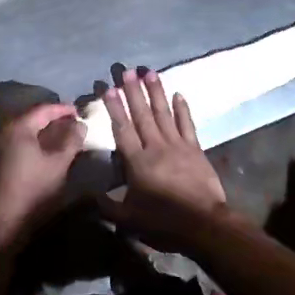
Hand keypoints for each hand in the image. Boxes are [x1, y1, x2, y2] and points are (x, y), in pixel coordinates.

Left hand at [0, 102, 85, 257]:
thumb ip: (71, 140)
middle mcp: (6, 133)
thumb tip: (80, 124)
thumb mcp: (59, 163)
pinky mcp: (2, 164)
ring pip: (29, 134)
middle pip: (34, 119)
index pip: (44, 109)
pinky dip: (40, 145)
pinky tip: (54, 155)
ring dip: (49, 135)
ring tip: (70, 139)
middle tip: (77, 125)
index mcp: (18, 128)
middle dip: (57, 121)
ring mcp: (1, 149)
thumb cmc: (33, 189)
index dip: (64, 109)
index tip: (82, 112)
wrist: (3, 223)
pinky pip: (24, 146)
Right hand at [95, 68, 229, 251]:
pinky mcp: (195, 149)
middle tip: (127, 70)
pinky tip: (178, 94)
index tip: (109, 88)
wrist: (204, 223)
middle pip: (142, 115)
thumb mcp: (129, 219)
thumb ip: (108, 206)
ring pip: (164, 114)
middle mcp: (156, 147)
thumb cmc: (163, 221)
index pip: (122, 129)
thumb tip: (90, 196)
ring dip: (156, 92)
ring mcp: (177, 146)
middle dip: (133, 92)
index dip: (115, 108)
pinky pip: (187, 124)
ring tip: (149, 72)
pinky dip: (182, 109)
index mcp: (137, 162)